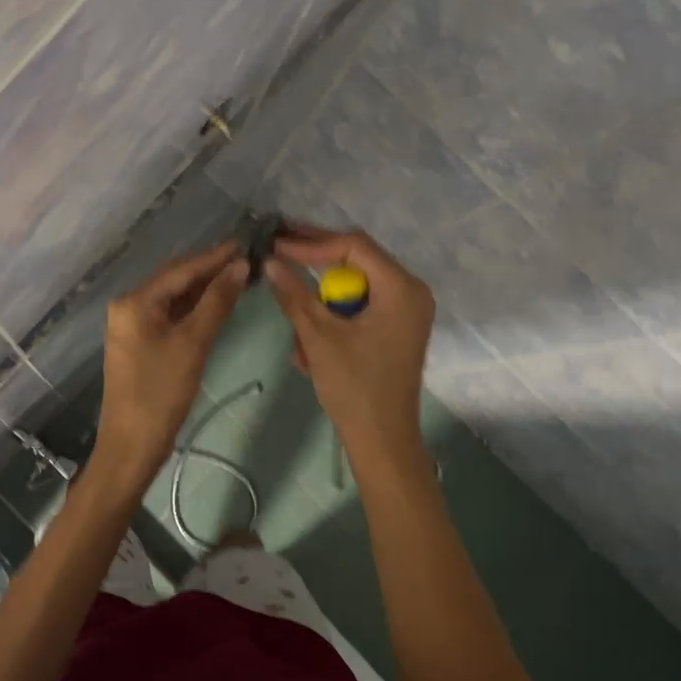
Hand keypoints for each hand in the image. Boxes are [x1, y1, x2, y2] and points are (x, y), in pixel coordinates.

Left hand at [97, 242, 248, 477]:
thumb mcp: (193, 344)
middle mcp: (127, 308)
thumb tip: (240, 265)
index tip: (247, 244)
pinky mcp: (139, 346)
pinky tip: (217, 306)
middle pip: (174, 280)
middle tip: (248, 261)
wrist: (132, 443)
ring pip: (173, 299)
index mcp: (134, 302)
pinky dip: (193, 311)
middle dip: (209, 270)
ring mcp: (131, 328)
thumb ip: (217, 302)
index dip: (215, 257)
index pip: (181, 269)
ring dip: (203, 290)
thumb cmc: (161, 393)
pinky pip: (169, 318)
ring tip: (240, 279)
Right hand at [263, 223, 434, 469]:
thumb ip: (294, 295)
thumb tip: (271, 262)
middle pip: (354, 263)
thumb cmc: (354, 387)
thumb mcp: (318, 337)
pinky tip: (310, 354)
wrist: (381, 438)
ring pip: (350, 291)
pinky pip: (356, 312)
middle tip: (276, 255)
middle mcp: (410, 292)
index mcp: (401, 288)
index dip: (311, 242)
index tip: (276, 244)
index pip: (353, 246)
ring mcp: (404, 313)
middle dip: (313, 268)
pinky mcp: (393, 331)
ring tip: (298, 341)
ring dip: (317, 309)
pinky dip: (330, 325)